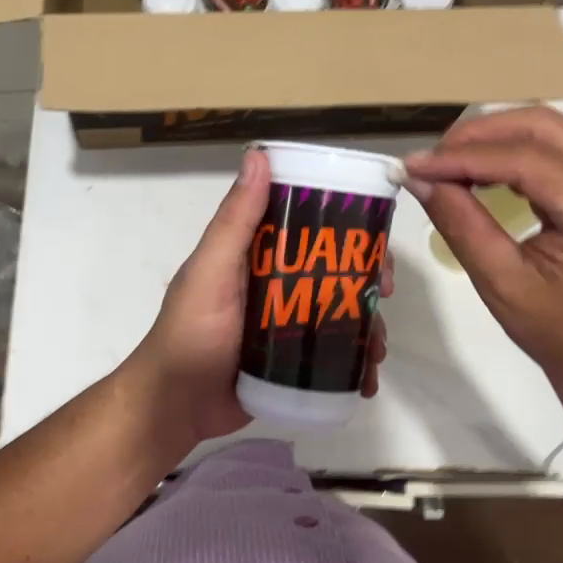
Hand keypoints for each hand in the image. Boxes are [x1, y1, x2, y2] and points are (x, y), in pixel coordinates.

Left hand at [120, 148, 391, 446]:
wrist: (175, 407)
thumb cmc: (190, 333)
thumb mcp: (211, 271)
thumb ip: (235, 221)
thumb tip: (259, 155)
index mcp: (254, 256)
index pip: (308, 230)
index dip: (346, 230)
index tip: (375, 242)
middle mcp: (272, 286)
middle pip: (332, 274)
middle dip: (366, 283)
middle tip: (386, 297)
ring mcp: (283, 327)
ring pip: (338, 316)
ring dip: (367, 327)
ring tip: (378, 350)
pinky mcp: (290, 365)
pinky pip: (331, 358)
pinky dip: (354, 364)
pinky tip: (368, 378)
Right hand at [402, 107, 562, 399]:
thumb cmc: (562, 334)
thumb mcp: (502, 283)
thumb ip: (461, 223)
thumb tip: (418, 178)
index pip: (525, 158)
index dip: (462, 156)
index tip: (413, 165)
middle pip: (543, 126)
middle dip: (479, 136)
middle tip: (431, 161)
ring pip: (553, 129)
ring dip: (497, 139)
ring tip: (451, 165)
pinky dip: (519, 151)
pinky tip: (486, 171)